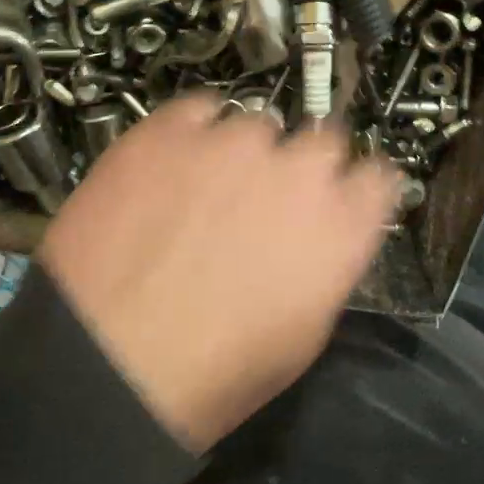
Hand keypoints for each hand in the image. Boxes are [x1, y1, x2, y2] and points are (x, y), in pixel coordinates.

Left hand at [38, 95, 399, 453]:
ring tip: (205, 191)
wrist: (105, 365)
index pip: (377, 176)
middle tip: (265, 202)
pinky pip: (197, 110)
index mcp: (342, 226)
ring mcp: (229, 143)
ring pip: (256, 124)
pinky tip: (172, 166)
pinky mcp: (166, 131)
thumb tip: (319, 237)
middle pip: (322, 140)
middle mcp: (298, 171)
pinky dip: (193, 132)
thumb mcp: (301, 337)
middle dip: (302, 167)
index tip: (339, 198)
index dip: (355, 188)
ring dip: (243, 153)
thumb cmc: (215, 374)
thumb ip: (325, 266)